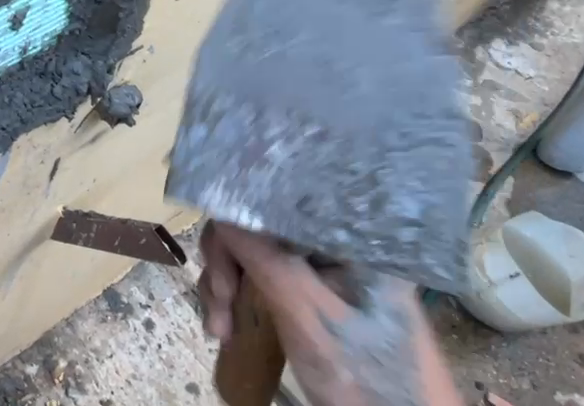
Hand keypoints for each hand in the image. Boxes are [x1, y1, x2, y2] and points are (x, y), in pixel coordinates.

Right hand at [198, 223, 463, 405]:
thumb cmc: (367, 379)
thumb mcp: (308, 316)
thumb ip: (262, 256)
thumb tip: (216, 203)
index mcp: (350, 240)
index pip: (275, 205)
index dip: (235, 224)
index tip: (219, 266)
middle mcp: (336, 247)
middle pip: (257, 229)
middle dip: (226, 265)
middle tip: (219, 302)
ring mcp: (323, 273)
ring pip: (250, 253)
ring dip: (224, 287)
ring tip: (220, 327)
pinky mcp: (311, 296)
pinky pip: (259, 278)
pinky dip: (236, 300)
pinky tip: (227, 328)